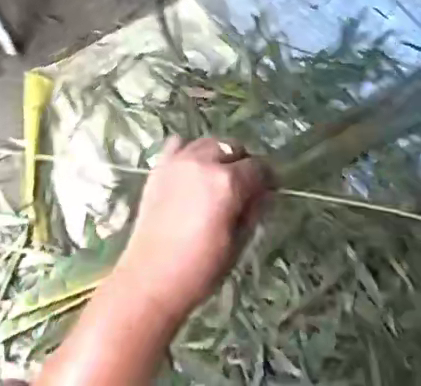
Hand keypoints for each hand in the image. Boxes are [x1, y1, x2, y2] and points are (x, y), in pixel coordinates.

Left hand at [111, 136, 272, 323]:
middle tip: (244, 186)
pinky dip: (190, 152)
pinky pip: (180, 144)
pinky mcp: (160, 165)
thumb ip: (253, 212)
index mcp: (228, 183)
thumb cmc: (199, 269)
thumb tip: (262, 194)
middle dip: (244, 163)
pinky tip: (191, 171)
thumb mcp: (237, 244)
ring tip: (217, 177)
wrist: (150, 278)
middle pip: (233, 147)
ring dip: (219, 155)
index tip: (269, 189)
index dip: (268, 178)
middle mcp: (205, 162)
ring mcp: (180, 160)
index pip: (258, 167)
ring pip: (209, 142)